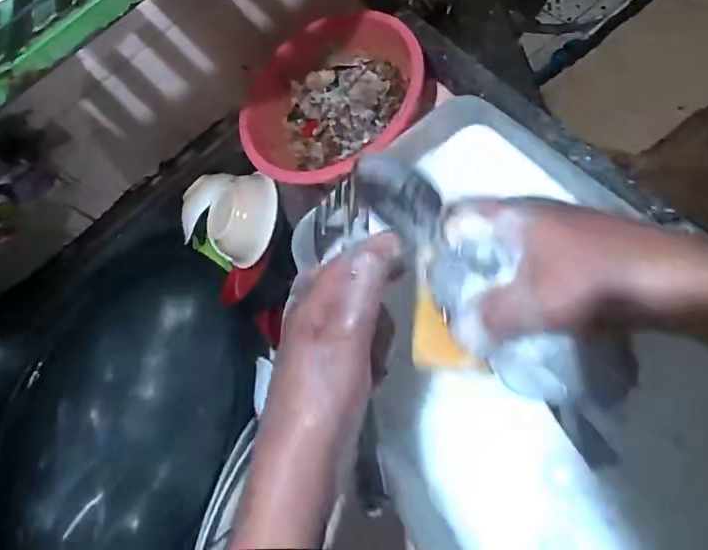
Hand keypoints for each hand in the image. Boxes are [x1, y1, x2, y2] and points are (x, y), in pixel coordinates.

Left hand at [271, 231, 402, 430]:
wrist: (301, 466)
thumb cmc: (323, 397)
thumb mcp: (345, 339)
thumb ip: (360, 292)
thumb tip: (378, 242)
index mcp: (309, 300)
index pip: (343, 260)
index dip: (373, 249)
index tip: (406, 243)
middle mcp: (311, 316)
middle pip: (351, 285)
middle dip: (376, 294)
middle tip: (393, 315)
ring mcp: (319, 345)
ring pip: (357, 317)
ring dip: (376, 327)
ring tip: (380, 354)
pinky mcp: (330, 373)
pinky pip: (358, 345)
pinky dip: (372, 352)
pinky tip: (376, 373)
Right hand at [450, 199, 707, 341]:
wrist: (690, 283)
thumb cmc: (602, 279)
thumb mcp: (541, 302)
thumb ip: (496, 316)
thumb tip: (459, 333)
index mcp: (515, 213)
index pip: (460, 213)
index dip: (441, 238)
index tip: (433, 273)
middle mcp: (535, 216)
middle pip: (488, 238)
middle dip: (474, 270)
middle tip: (462, 304)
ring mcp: (567, 234)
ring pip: (520, 257)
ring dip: (508, 286)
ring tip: (500, 320)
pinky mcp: (592, 257)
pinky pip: (548, 273)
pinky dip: (539, 294)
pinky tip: (547, 323)